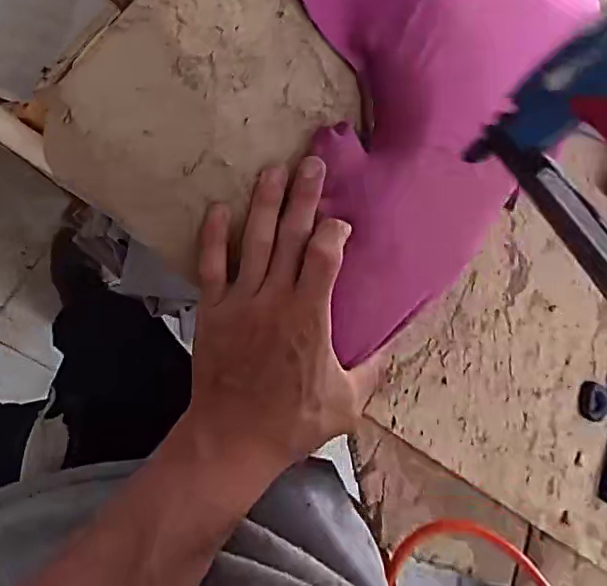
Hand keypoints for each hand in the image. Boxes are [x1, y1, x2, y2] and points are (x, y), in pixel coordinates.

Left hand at [182, 157, 390, 478]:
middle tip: (311, 164)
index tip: (341, 222)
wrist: (229, 443)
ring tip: (273, 171)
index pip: (324, 256)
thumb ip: (372, 368)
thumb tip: (395, 342)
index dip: (334, 230)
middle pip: (291, 237)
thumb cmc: (291, 423)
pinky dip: (213, 236)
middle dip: (303, 197)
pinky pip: (211, 266)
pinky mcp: (212, 311)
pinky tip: (218, 208)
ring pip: (254, 241)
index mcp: (308, 315)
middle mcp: (274, 299)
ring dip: (264, 203)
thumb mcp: (345, 402)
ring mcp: (240, 301)